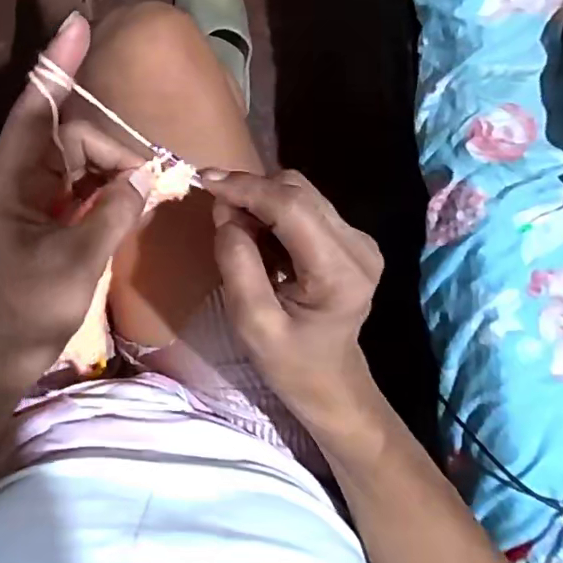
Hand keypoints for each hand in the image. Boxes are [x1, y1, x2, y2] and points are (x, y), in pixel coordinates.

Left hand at [0, 14, 153, 357]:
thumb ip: (113, 213)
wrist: (21, 339)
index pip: (33, 112)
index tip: (77, 26)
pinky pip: (88, 175)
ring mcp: (36, 187)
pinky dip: (115, 183)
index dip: (56, 68)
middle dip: (115, 151)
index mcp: (8, 183)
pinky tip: (137, 197)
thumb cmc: (36, 306)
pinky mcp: (53, 202)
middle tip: (155, 179)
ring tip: (150, 191)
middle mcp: (19, 175)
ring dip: (120, 167)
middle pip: (72, 134)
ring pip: (84, 154)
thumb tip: (147, 176)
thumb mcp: (77, 262)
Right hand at [200, 169, 385, 428]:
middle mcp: (357, 246)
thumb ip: (237, 265)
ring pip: (298, 192)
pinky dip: (270, 210)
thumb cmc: (289, 361)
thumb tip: (225, 214)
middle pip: (296, 190)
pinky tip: (257, 236)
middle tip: (216, 215)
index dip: (246, 188)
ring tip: (235, 230)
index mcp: (339, 272)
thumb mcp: (252, 323)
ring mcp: (357, 239)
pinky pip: (301, 205)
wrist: (329, 381)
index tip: (204, 181)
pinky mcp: (348, 238)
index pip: (292, 207)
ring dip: (258, 200)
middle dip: (249, 192)